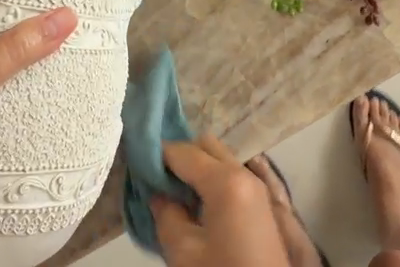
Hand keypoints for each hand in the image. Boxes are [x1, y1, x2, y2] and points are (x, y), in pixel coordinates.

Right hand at [150, 136, 292, 266]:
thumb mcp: (184, 253)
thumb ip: (166, 216)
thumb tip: (158, 193)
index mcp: (226, 181)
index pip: (185, 152)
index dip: (158, 155)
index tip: (138, 162)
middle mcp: (245, 173)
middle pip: (207, 146)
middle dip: (181, 155)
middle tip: (157, 179)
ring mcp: (257, 186)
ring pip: (221, 158)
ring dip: (197, 167)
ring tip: (173, 192)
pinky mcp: (261, 202)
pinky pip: (232, 175)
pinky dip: (212, 178)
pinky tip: (196, 203)